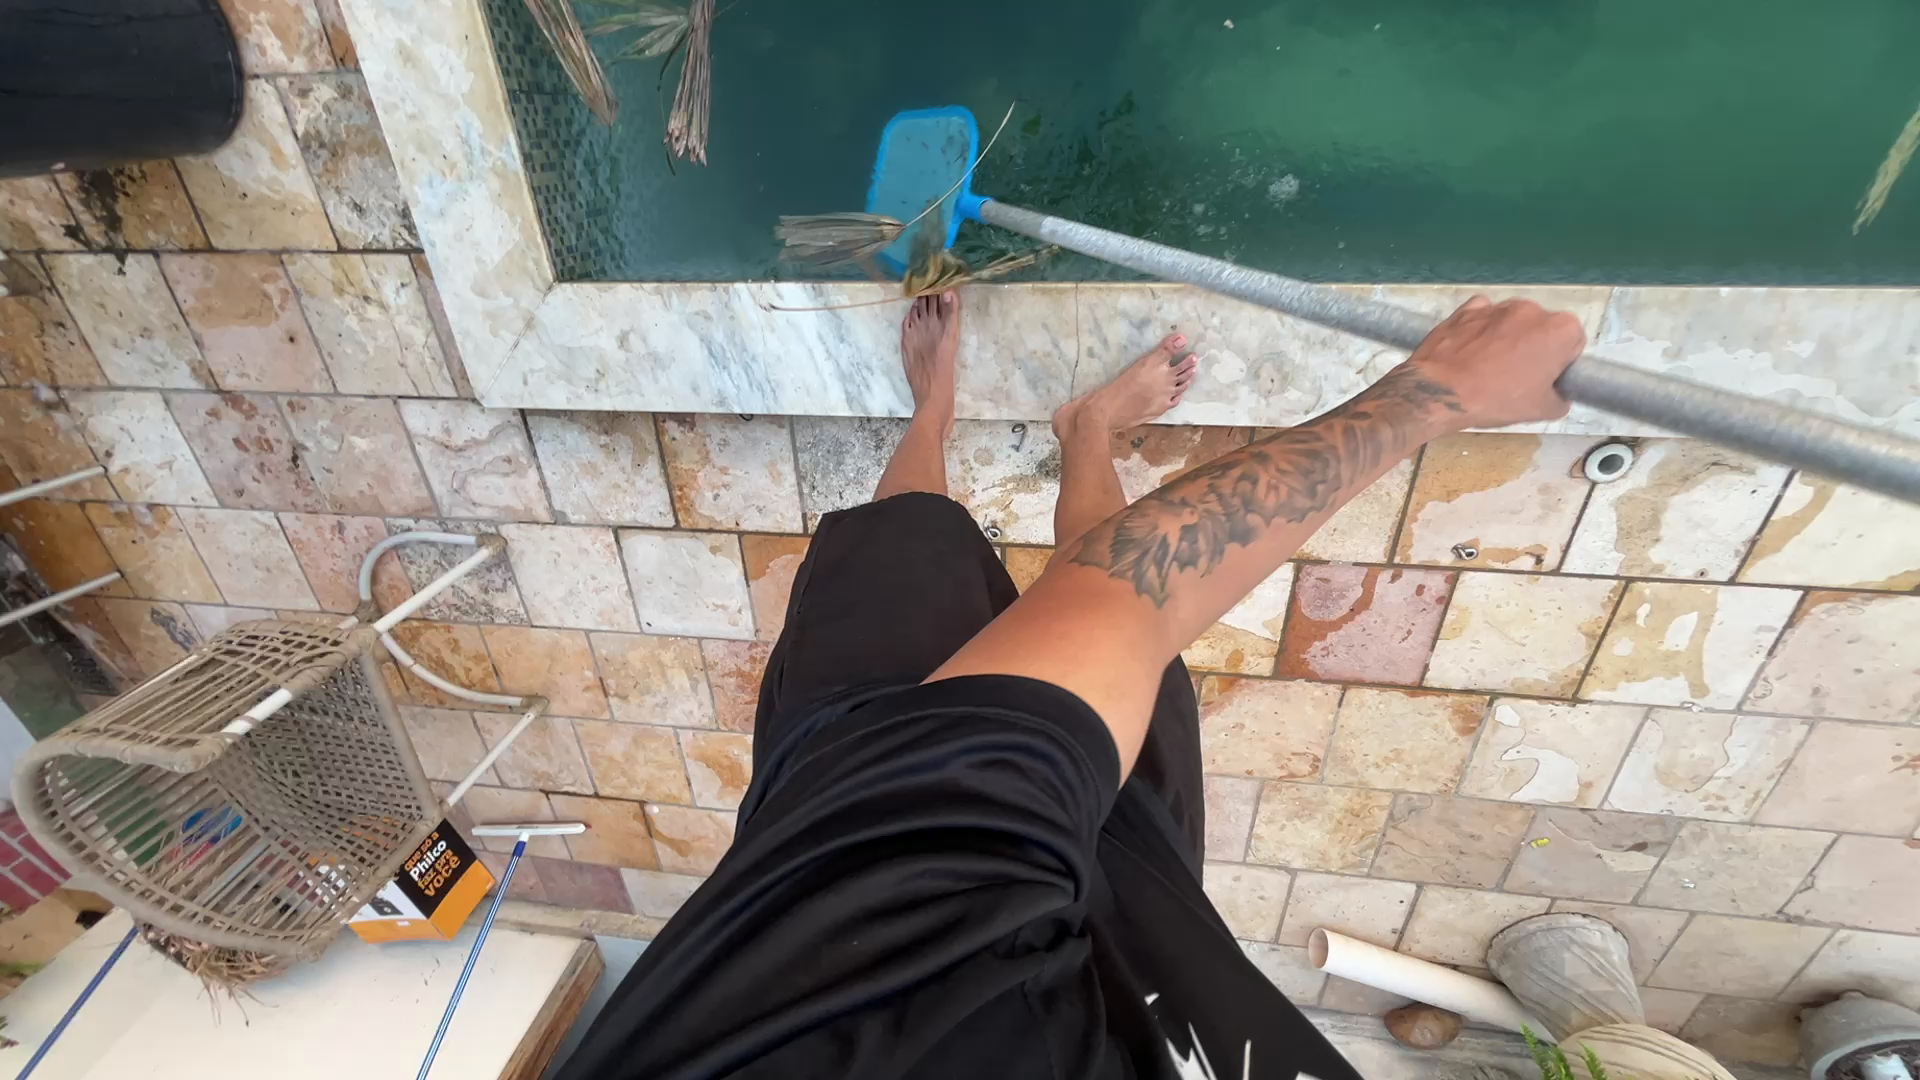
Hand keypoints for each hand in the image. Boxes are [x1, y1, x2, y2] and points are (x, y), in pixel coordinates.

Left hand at [1403, 296, 1582, 428]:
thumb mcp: (1541, 410)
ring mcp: (1495, 306)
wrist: (1436, 393)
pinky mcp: (1464, 310)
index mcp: (1562, 328)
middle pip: (1539, 330)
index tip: (1537, 381)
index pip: (1570, 345)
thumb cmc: (1494, 399)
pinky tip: (1466, 350)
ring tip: (1482, 366)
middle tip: (1508, 377)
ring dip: (1502, 338)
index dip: (1555, 365)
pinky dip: (1476, 329)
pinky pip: (1478, 316)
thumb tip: (1557, 395)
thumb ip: (1560, 398)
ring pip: (1508, 322)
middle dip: (1529, 348)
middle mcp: (1532, 309)